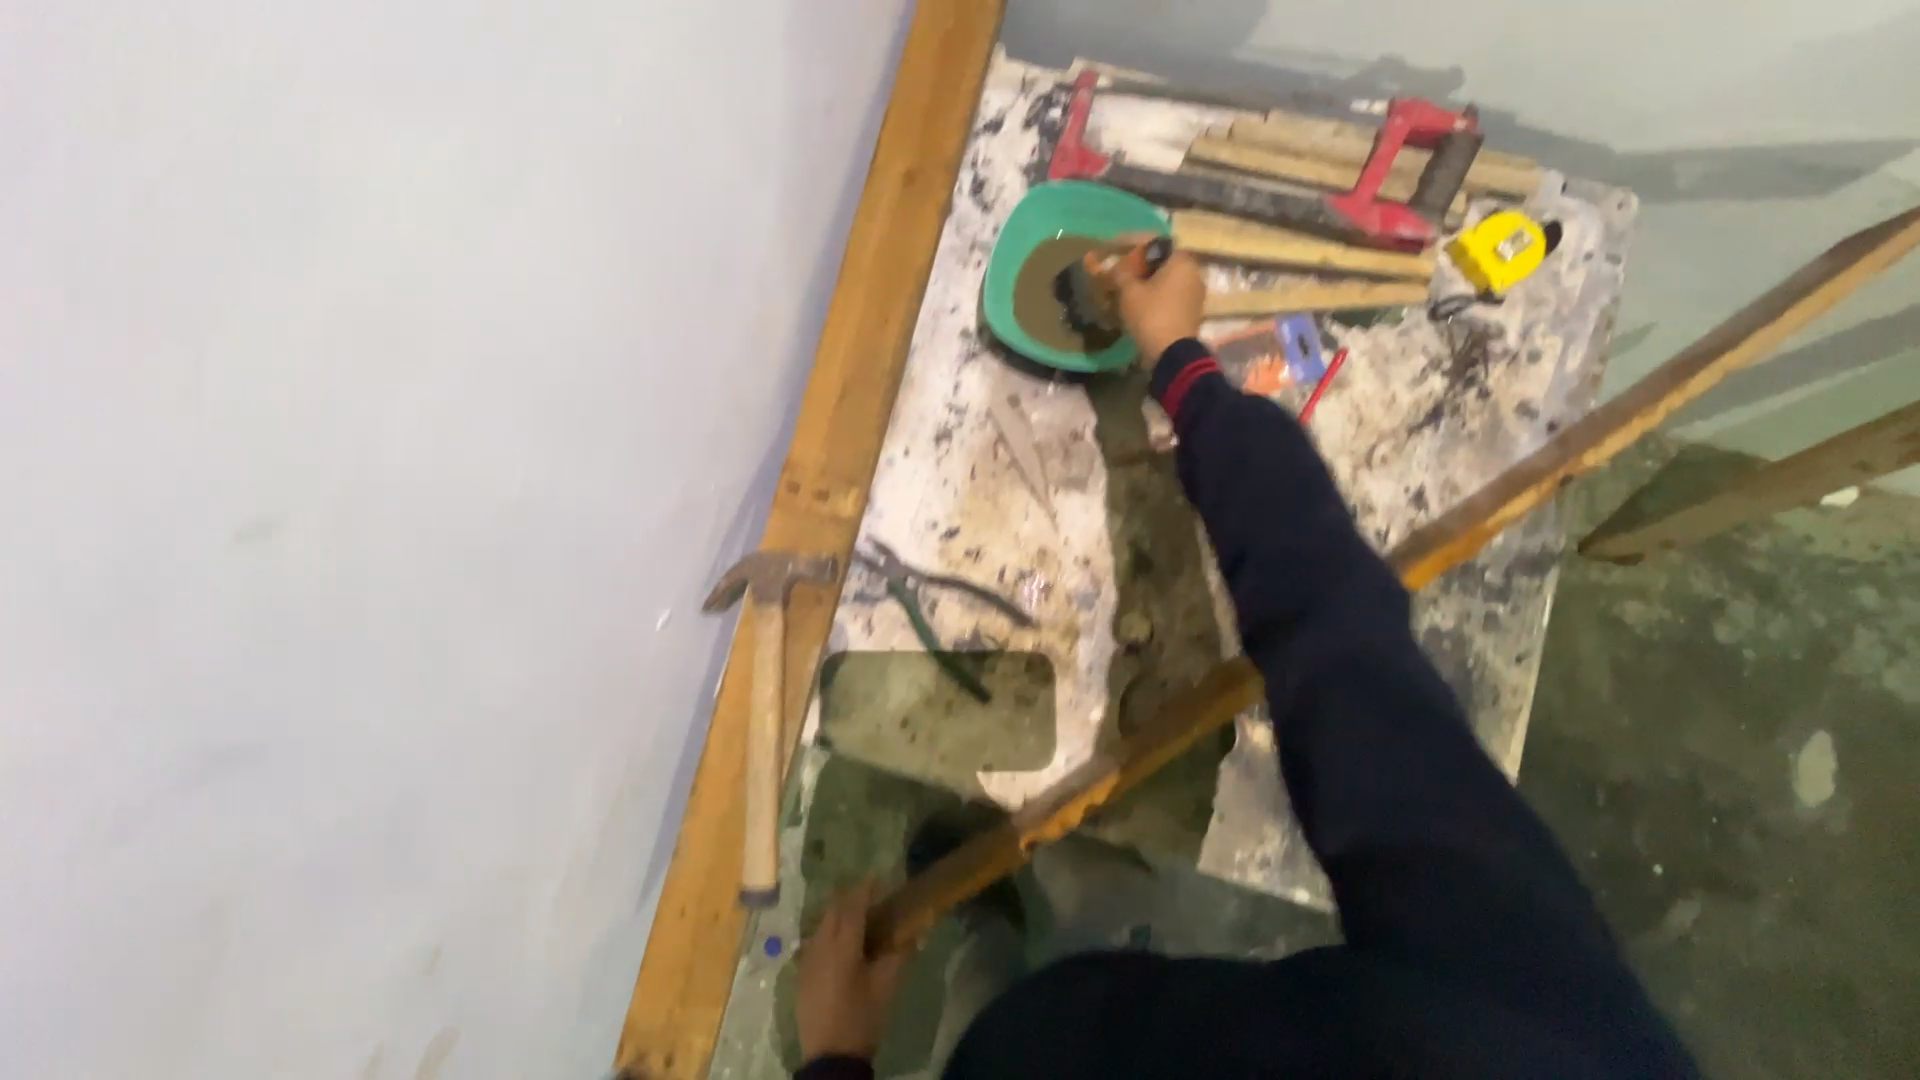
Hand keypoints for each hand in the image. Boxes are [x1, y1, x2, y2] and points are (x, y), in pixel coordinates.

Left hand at [795, 882, 915, 1061]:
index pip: (853, 905)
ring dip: (838, 913)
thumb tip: (917, 929)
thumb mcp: (888, 985)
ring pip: (822, 923)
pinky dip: (829, 931)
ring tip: (858, 916)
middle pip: (833, 909)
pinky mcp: (801, 974)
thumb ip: (902, 952)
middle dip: (851, 896)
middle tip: (871, 894)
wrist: (830, 1057)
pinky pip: (815, 940)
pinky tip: (841, 942)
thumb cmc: (863, 1018)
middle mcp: (820, 946)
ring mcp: (807, 960)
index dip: (866, 888)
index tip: (880, 879)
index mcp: (843, 946)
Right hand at [1112, 242, 1205, 366]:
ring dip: (1145, 281)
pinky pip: (1169, 295)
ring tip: (1123, 288)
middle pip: (1160, 261)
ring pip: (1165, 279)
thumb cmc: (1151, 315)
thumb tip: (1111, 266)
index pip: (1154, 242)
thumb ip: (1119, 273)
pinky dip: (1154, 295)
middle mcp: (1193, 271)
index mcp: (1181, 260)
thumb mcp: (1129, 292)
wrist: (1172, 354)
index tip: (1113, 247)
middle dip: (1138, 264)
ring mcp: (1194, 292)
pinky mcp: (1191, 311)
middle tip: (1117, 270)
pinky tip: (1138, 302)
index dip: (1130, 243)